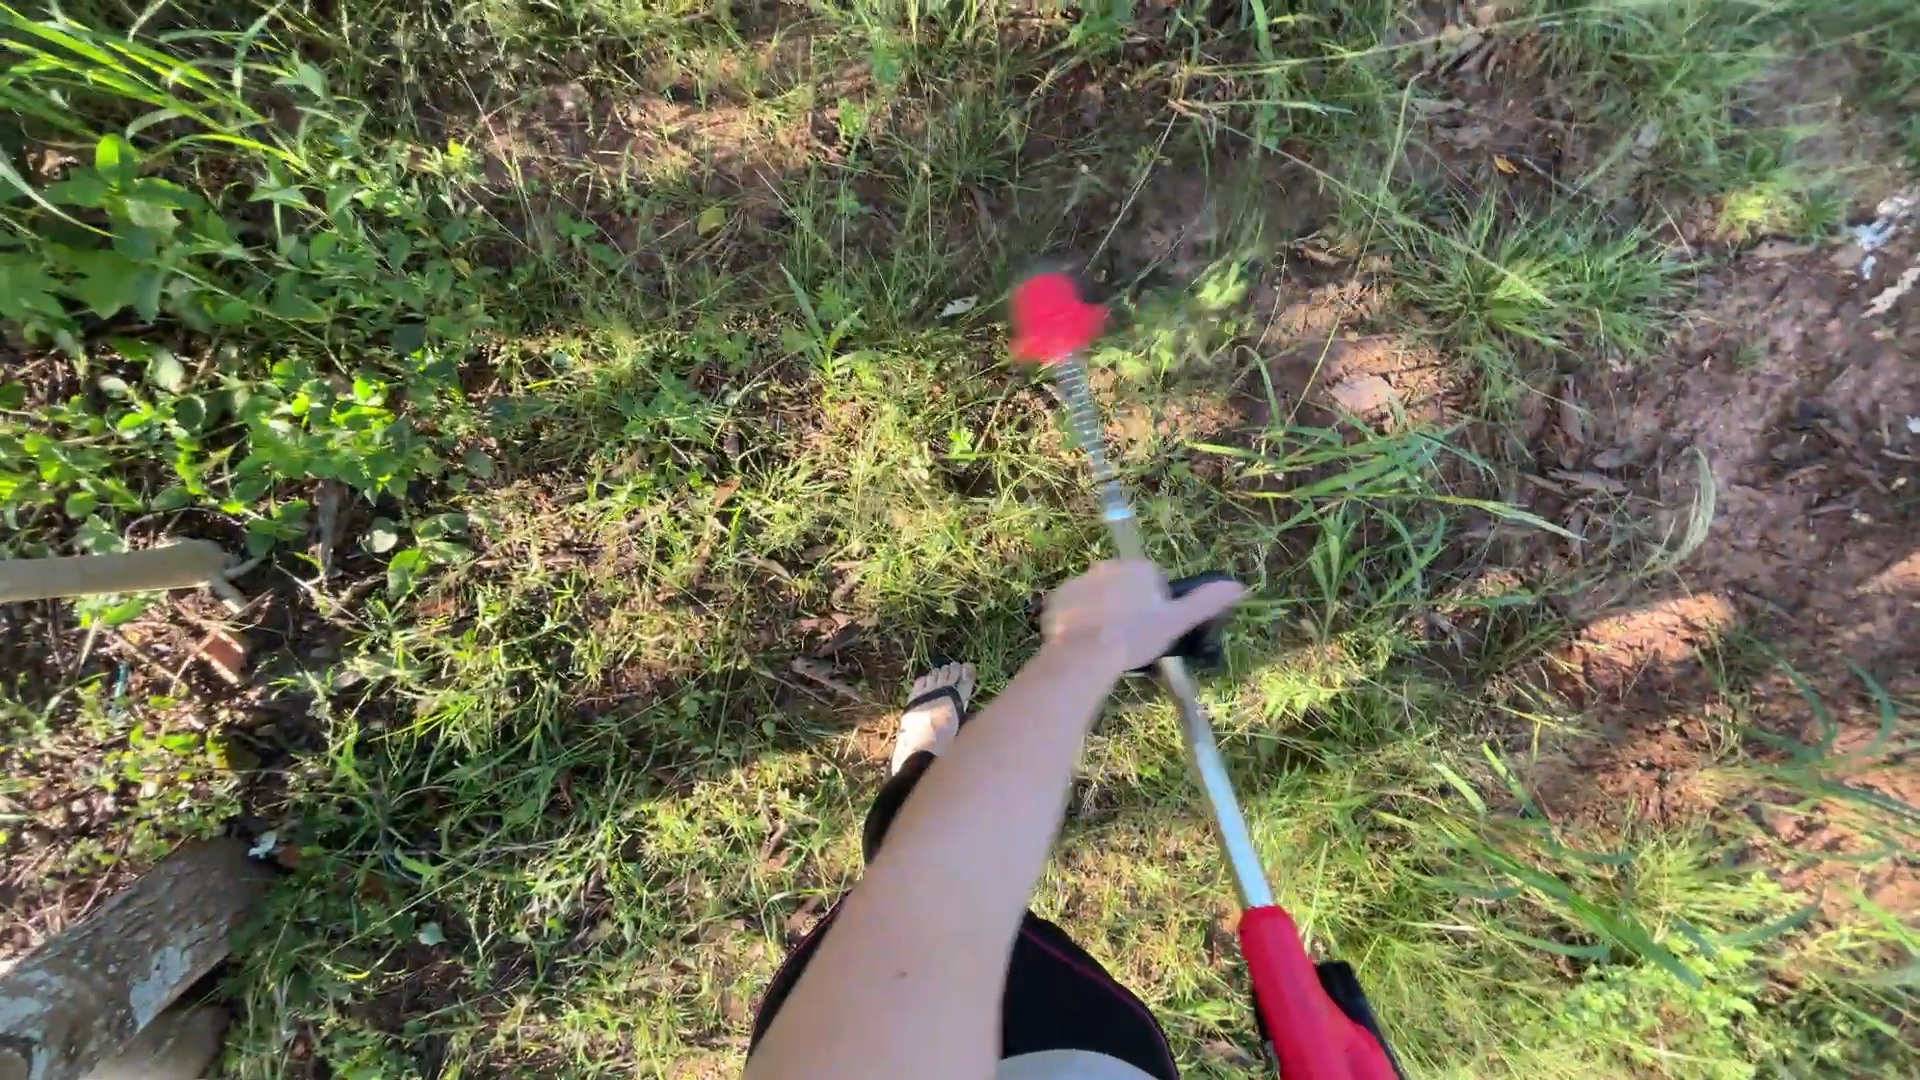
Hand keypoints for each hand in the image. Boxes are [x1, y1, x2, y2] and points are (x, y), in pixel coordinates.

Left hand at [1040, 560, 1245, 675]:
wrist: (1085, 653)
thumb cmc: (1135, 637)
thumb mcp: (1175, 621)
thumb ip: (1205, 602)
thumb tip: (1238, 586)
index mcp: (1137, 568)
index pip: (1151, 582)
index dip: (1153, 606)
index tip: (1149, 627)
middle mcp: (1106, 566)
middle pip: (1123, 587)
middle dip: (1127, 606)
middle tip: (1129, 637)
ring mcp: (1079, 580)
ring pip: (1098, 596)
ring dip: (1102, 613)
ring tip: (1105, 642)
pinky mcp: (1057, 597)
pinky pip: (1073, 606)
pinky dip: (1078, 620)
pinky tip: (1084, 641)